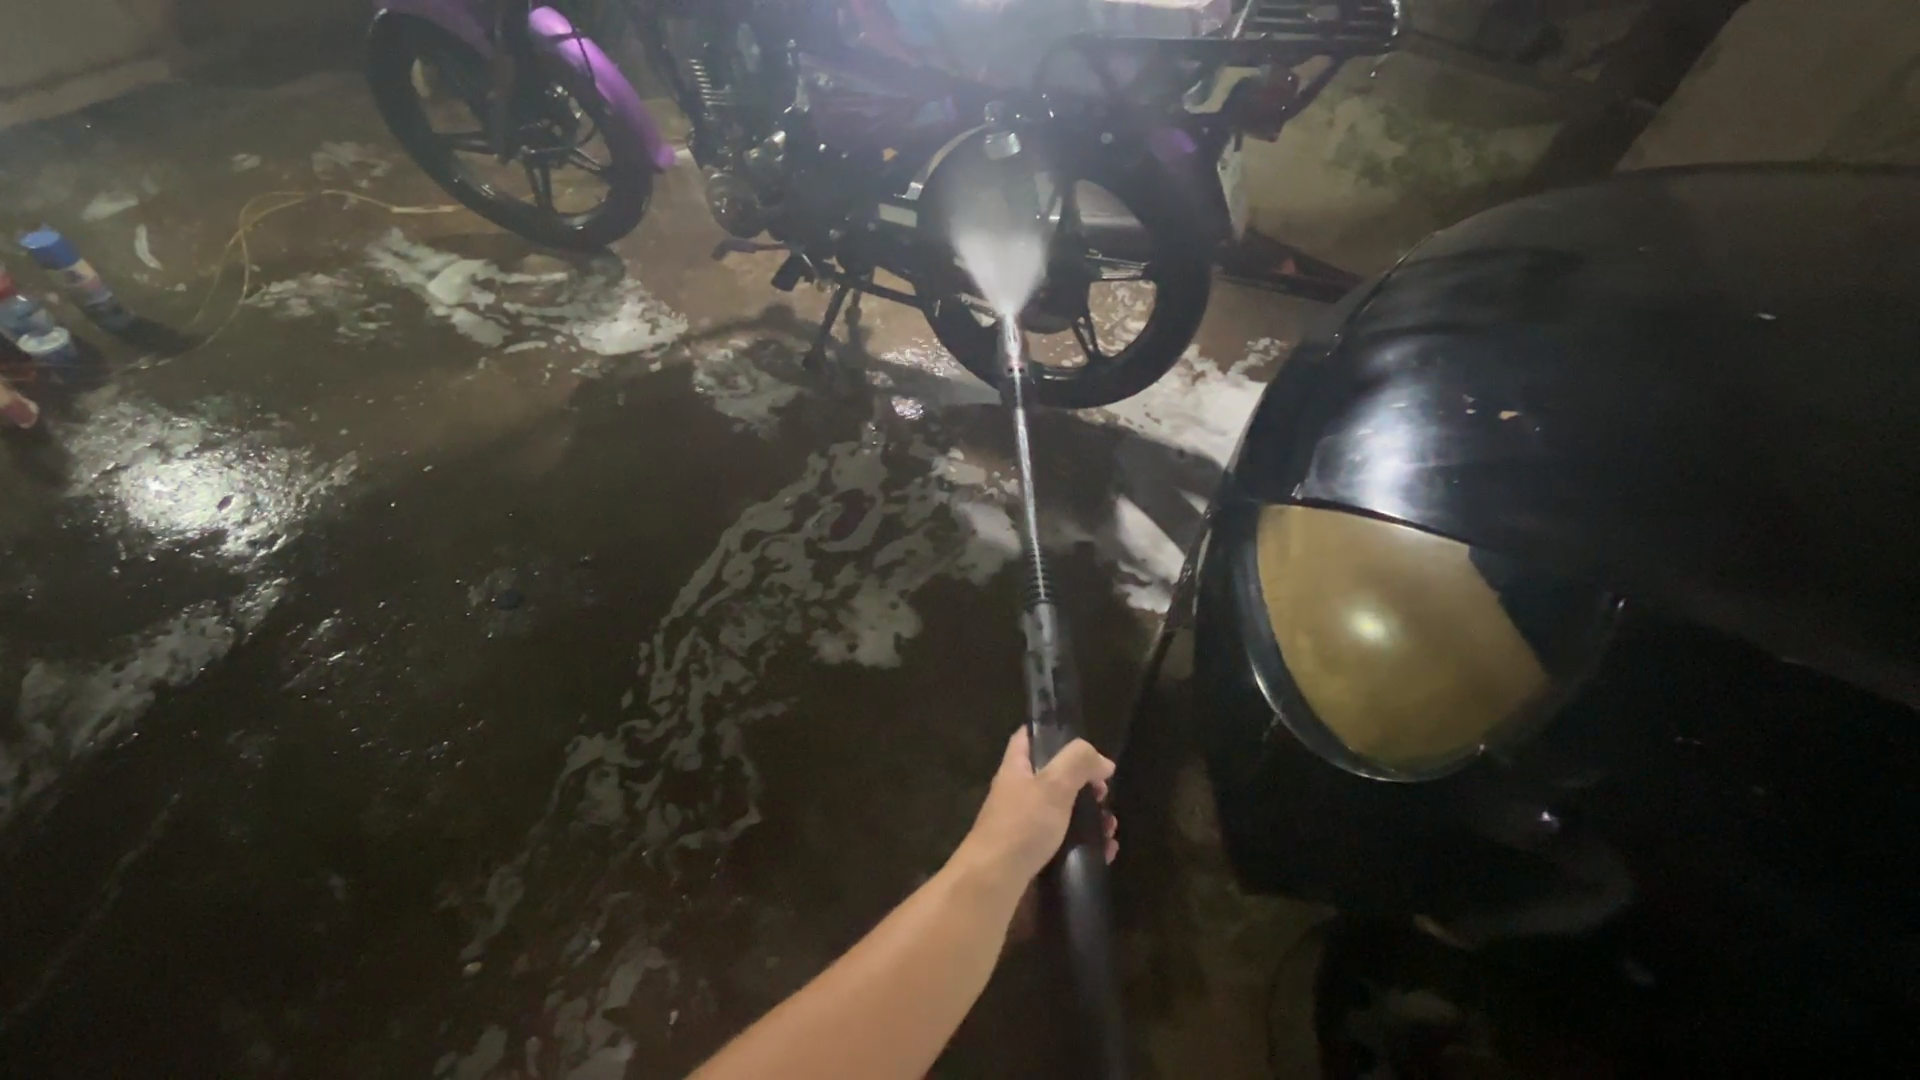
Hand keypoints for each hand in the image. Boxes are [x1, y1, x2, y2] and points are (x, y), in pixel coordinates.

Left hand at [951, 728, 1118, 907]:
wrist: (995, 882)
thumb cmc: (1022, 825)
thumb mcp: (1053, 784)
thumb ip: (1078, 763)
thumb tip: (1103, 763)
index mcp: (1016, 769)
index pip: (1027, 738)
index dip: (1050, 732)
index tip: (1080, 739)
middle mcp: (1019, 794)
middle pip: (1055, 778)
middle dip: (1085, 784)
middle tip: (1105, 794)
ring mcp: (1026, 826)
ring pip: (1065, 812)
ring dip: (1091, 817)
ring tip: (1110, 828)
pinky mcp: (1035, 854)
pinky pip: (1066, 842)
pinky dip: (1087, 843)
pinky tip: (1105, 851)